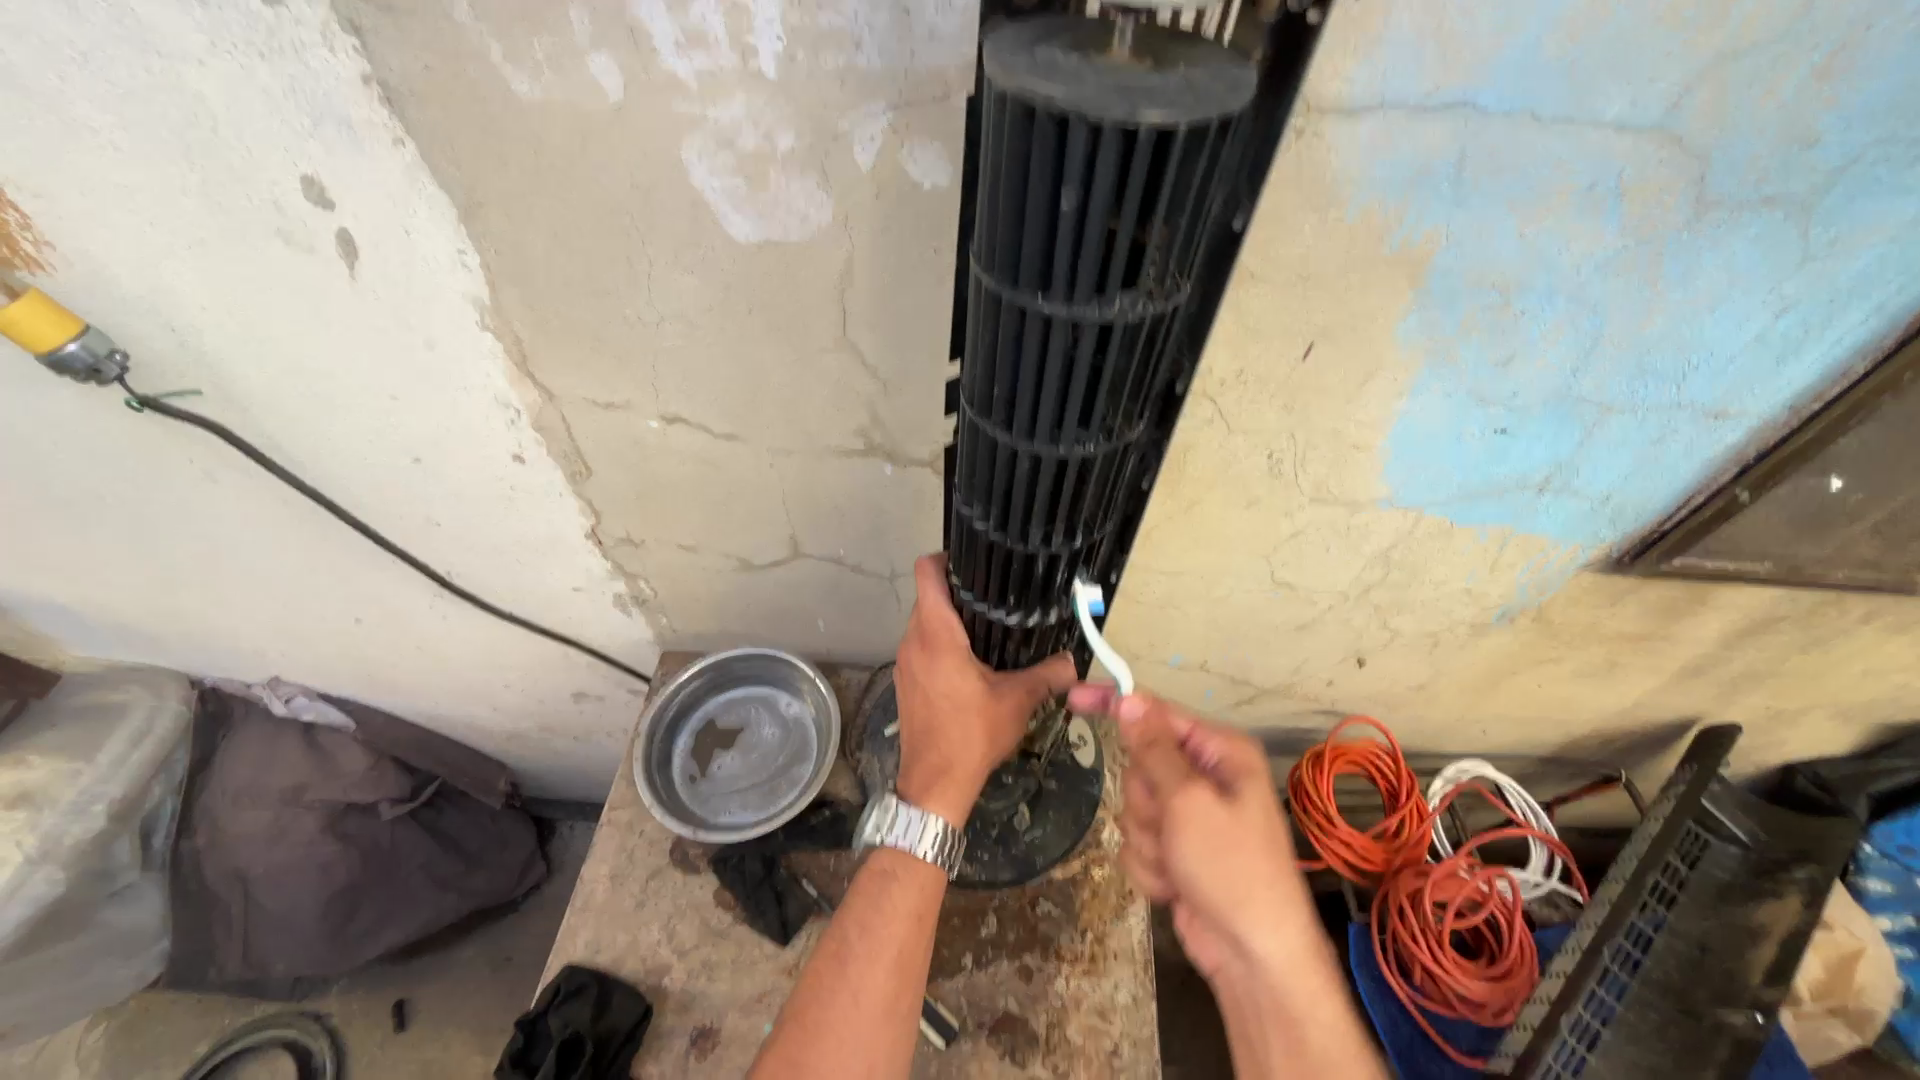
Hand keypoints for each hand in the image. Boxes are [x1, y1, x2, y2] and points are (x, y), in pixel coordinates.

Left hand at [893, 554, 1076, 824]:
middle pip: (927, 597)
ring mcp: (904, 662)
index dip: (947, 558)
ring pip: (922, 624)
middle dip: (957, 592)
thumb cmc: (972, 734)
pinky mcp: (904, 682)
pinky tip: (968, 663)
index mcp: (936, 633)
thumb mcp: (1018, 700)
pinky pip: (920, 648)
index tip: (976, 564)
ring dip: (948, 621)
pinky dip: (939, 645)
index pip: (927, 572)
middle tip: (994, 597)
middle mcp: (912, 640)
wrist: (935, 784)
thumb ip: (1048, 675)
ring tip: (986, 629)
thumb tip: (1074, 662)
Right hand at [1067, 686, 1318, 984]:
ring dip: (1147, 840)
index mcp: (1220, 752)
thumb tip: (1129, 698)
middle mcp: (1206, 777)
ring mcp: (1190, 817)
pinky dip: (1150, 866)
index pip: (1155, 713)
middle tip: (1170, 827)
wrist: (1252, 955)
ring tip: (1178, 864)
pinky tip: (1176, 886)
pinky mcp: (1176, 850)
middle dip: (1144, 802)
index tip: (1072, 698)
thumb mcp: (1188, 800)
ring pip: (1133, 807)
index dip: (1114, 705)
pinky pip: (1137, 842)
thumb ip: (1153, 748)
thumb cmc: (1230, 868)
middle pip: (1139, 765)